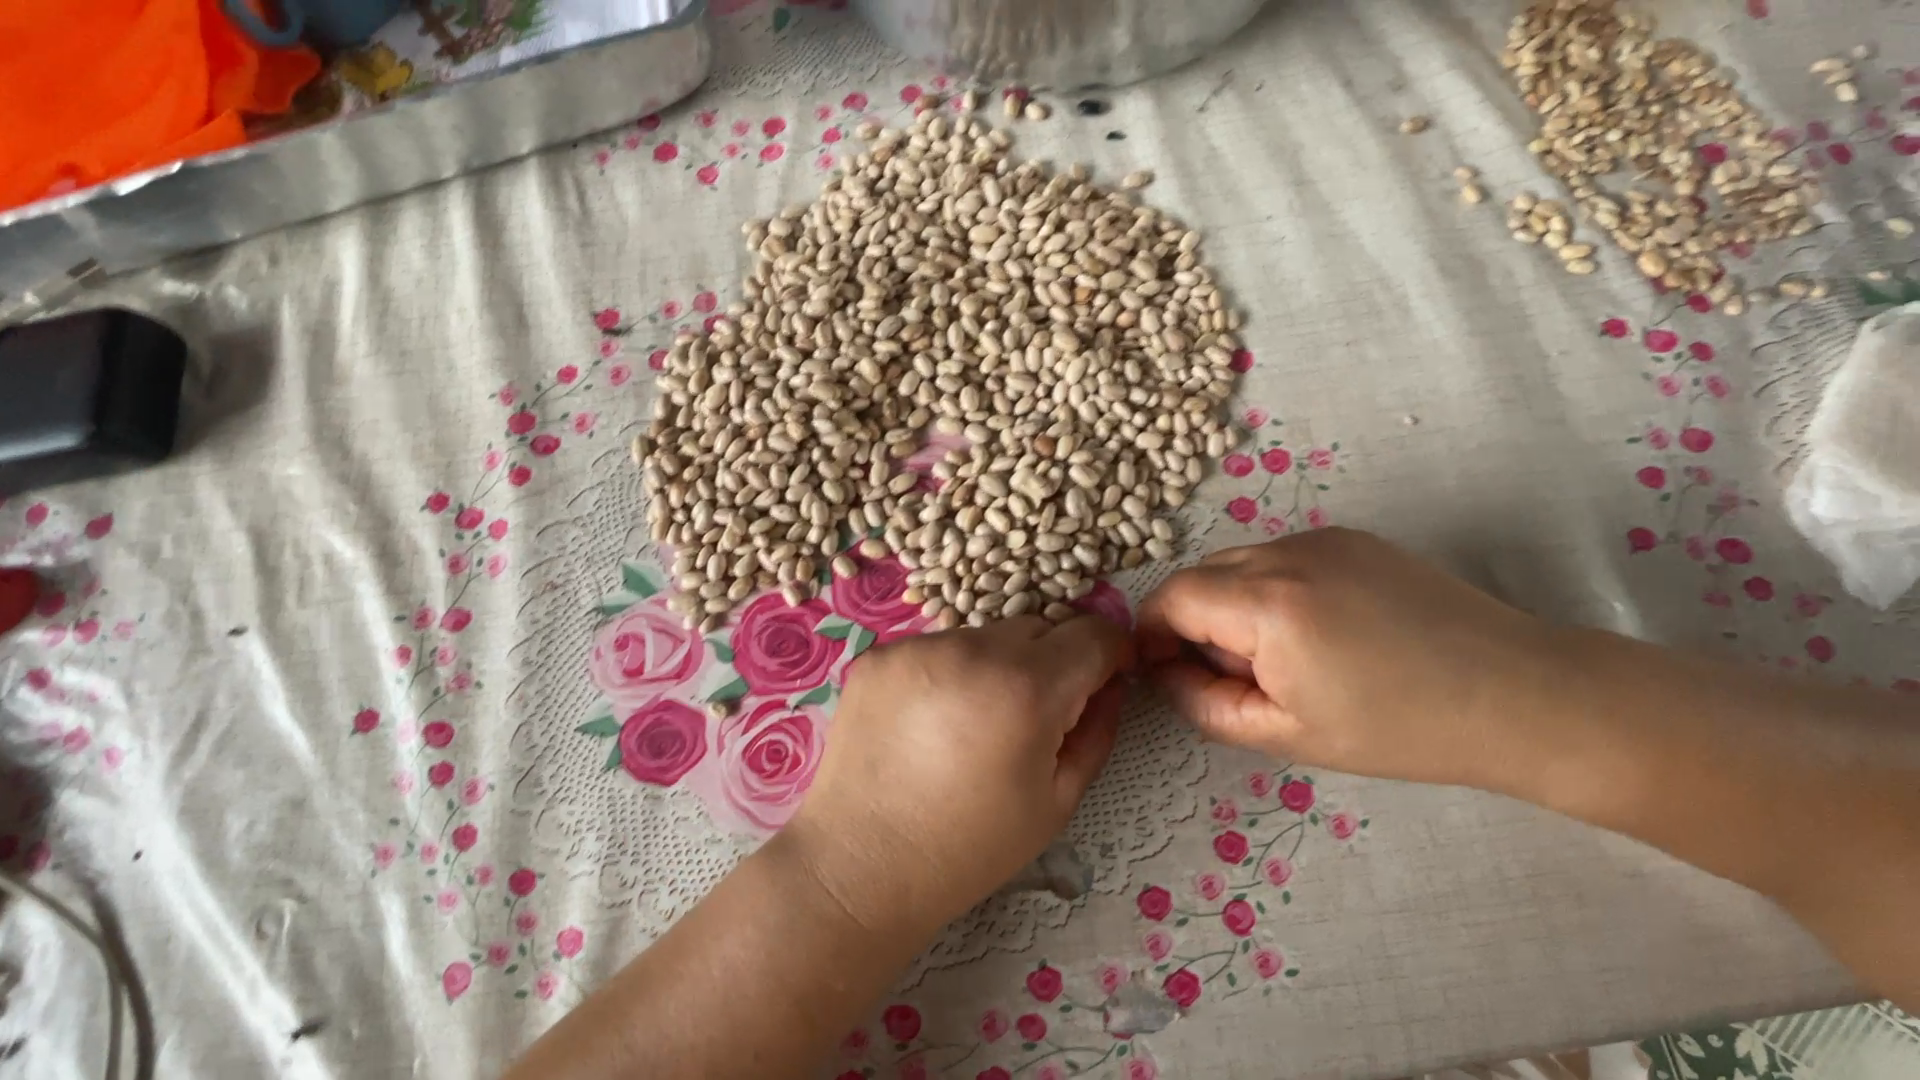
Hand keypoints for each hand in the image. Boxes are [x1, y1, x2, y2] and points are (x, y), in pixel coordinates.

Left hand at [778, 616, 1131, 936]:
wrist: (859, 867)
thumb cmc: (969, 848)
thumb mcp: (1057, 801)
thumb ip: (1097, 731)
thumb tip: (1111, 684)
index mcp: (1027, 689)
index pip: (1093, 634)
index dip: (1110, 654)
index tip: (1104, 679)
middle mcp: (973, 650)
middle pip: (1039, 627)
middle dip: (1053, 661)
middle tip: (1033, 715)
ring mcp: (918, 647)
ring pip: (985, 636)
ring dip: (997, 665)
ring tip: (973, 722)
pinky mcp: (878, 654)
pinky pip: (937, 648)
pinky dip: (949, 672)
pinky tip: (929, 721)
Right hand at [1135, 528, 1574, 788]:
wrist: (1518, 694)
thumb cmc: (1398, 728)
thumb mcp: (1284, 733)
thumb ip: (1203, 703)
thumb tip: (1165, 673)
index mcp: (1266, 604)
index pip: (1171, 597)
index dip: (1152, 634)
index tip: (1164, 672)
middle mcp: (1287, 552)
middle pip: (1201, 575)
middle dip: (1191, 621)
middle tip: (1226, 675)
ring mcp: (1324, 538)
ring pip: (1240, 563)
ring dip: (1230, 604)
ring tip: (1276, 657)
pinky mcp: (1353, 538)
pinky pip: (1281, 557)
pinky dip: (1270, 589)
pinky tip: (1316, 632)